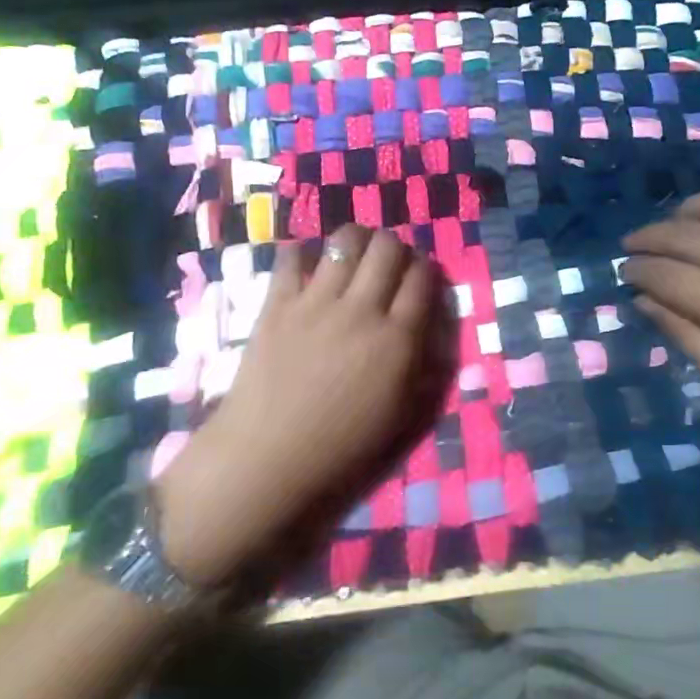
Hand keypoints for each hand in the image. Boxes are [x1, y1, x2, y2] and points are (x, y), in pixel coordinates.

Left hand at [156, 225, 449, 584]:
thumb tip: (429, 329)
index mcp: (397, 340)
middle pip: (389, 249)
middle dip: (397, 247)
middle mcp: (361, 310)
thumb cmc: (343, 448)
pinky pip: (292, 258)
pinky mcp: (276, 304)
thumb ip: (423, 366)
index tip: (422, 278)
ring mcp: (316, 302)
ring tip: (354, 256)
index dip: (427, 270)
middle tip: (390, 264)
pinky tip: (309, 265)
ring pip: (346, 241)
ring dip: (358, 240)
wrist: (269, 458)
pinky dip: (305, 253)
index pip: (423, 279)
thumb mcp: (404, 416)